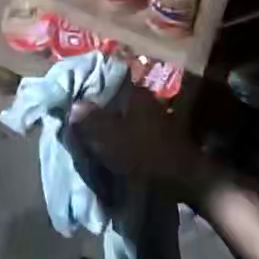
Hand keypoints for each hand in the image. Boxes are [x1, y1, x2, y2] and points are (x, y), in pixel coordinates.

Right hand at [70, 86, 222, 201]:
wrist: (189, 181)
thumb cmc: (146, 154)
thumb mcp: (110, 138)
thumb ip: (88, 119)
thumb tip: (73, 105)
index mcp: (133, 92)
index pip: (103, 78)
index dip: (85, 87)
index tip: (70, 97)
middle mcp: (144, 97)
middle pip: (111, 96)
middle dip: (94, 106)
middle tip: (76, 117)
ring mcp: (153, 114)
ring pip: (121, 112)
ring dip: (107, 121)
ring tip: (90, 132)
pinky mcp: (158, 133)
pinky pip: (130, 126)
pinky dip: (119, 132)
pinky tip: (109, 143)